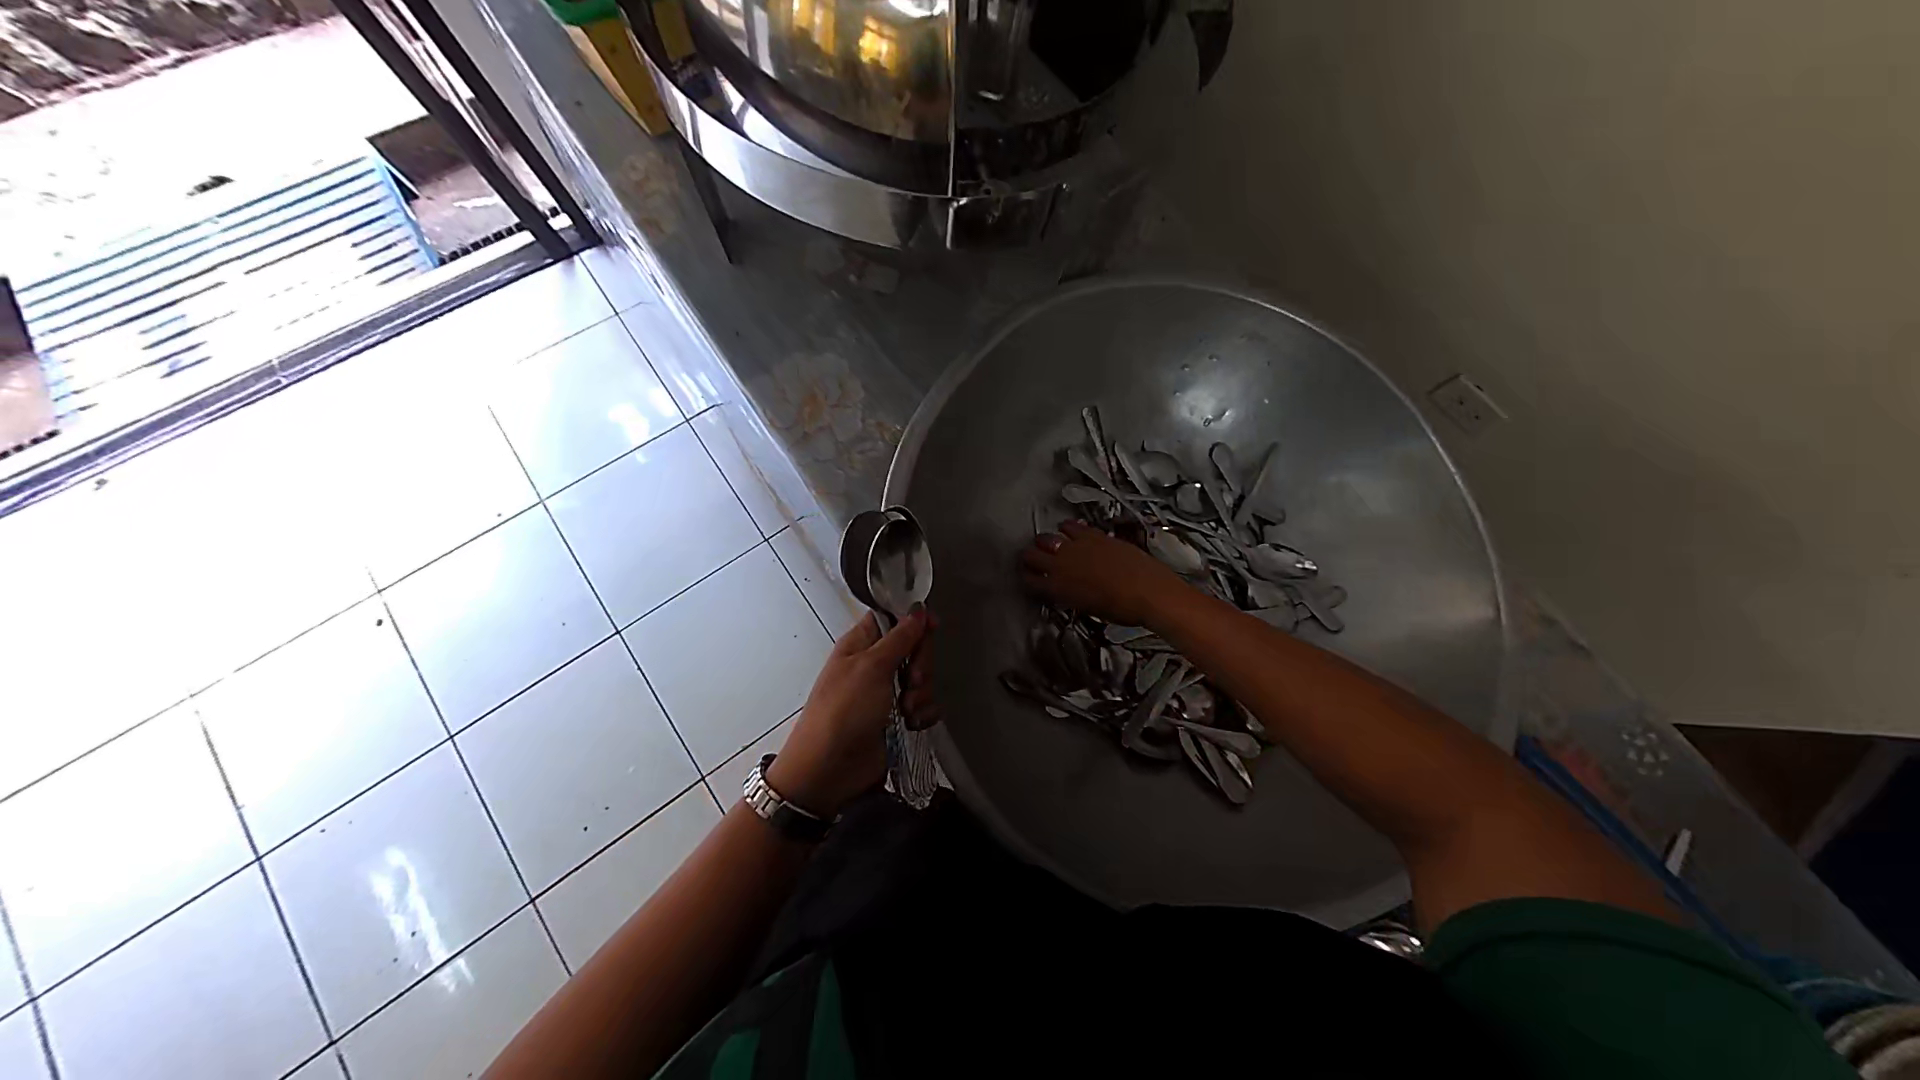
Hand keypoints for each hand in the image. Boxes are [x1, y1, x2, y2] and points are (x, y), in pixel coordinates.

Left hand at [765, 608, 936, 818]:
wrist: (830, 770)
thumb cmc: (842, 712)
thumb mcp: (871, 667)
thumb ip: (900, 637)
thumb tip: (918, 610)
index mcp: (860, 645)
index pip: (893, 618)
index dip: (913, 620)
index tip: (931, 627)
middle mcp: (874, 666)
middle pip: (914, 648)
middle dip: (921, 664)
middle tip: (911, 679)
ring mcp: (886, 693)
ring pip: (922, 679)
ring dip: (922, 693)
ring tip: (905, 709)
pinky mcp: (898, 719)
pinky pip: (924, 707)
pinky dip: (923, 714)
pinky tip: (912, 723)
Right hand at [1019, 520, 1187, 627]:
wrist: (1148, 592)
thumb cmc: (1121, 609)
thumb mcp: (1087, 608)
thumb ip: (1071, 595)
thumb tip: (1066, 589)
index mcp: (1057, 588)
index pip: (1029, 580)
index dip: (1026, 577)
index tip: (1027, 576)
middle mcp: (1060, 564)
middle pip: (1032, 554)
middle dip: (1029, 555)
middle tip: (1031, 556)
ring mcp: (1076, 546)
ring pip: (1049, 537)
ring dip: (1046, 540)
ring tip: (1049, 541)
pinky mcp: (1094, 535)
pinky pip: (1073, 526)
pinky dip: (1068, 528)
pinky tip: (1068, 528)